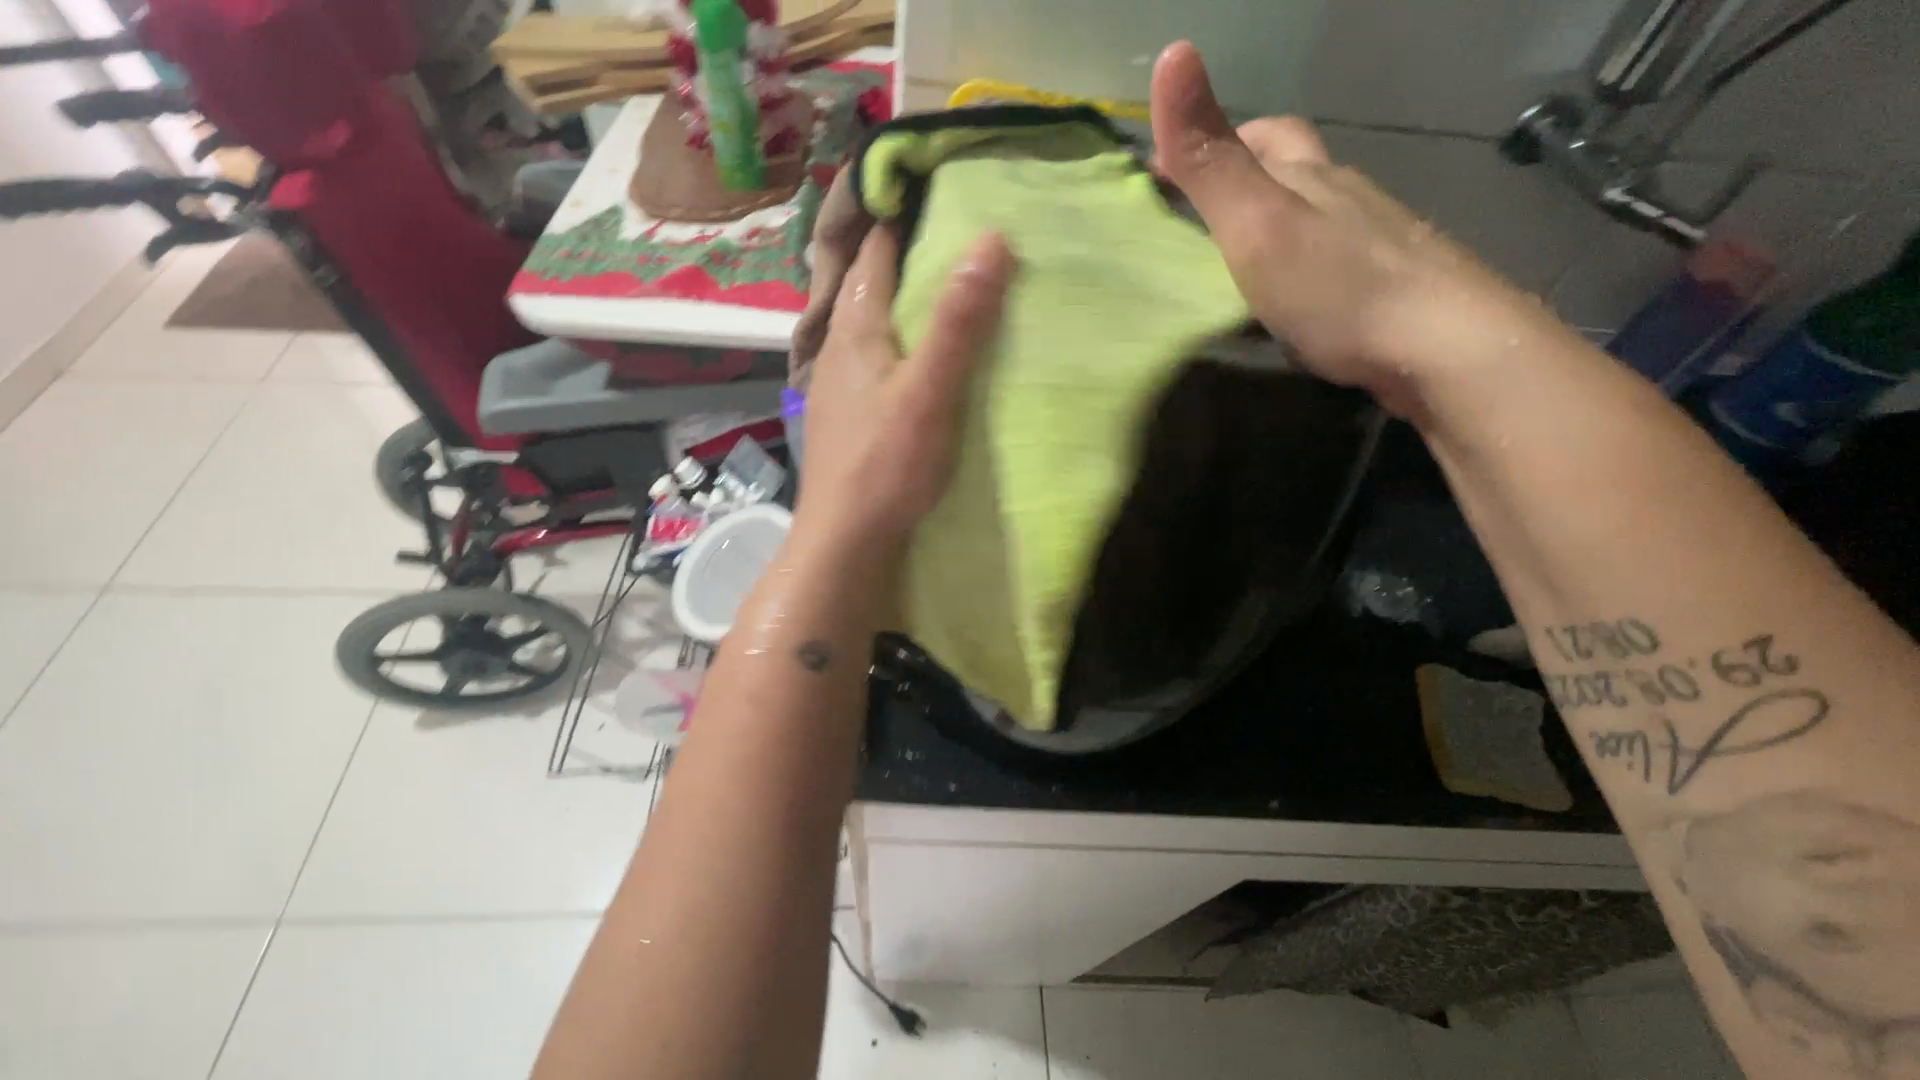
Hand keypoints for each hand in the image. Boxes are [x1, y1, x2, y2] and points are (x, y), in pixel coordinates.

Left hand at [794, 226, 1014, 553]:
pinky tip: (920, 355)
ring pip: (871, 321)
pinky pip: (873, 355)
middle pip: (871, 282)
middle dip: (906, 252)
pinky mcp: (846, 413)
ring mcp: (837, 381)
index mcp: (856, 327)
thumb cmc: (887, 463)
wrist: (845, 538)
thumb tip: (990, 239)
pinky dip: (899, 338)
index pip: (875, 249)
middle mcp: (838, 345)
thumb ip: (960, 321)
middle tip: (957, 231)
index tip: (939, 188)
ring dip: (902, 299)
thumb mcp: (931, 390)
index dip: (900, 213)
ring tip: (947, 286)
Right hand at [1150, 42, 1553, 416]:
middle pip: (1301, 173)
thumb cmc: (1339, 286)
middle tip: (1216, 218)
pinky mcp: (1400, 289)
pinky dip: (1315, 273)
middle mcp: (1351, 198)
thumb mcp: (1256, 222)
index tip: (1182, 168)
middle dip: (1259, 181)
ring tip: (1249, 270)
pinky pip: (1345, 266)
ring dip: (1287, 231)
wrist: (1445, 347)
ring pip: (1325, 220)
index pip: (1268, 135)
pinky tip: (1303, 307)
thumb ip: (1210, 158)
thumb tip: (1173, 53)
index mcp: (1311, 176)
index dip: (1227, 137)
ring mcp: (1382, 243)